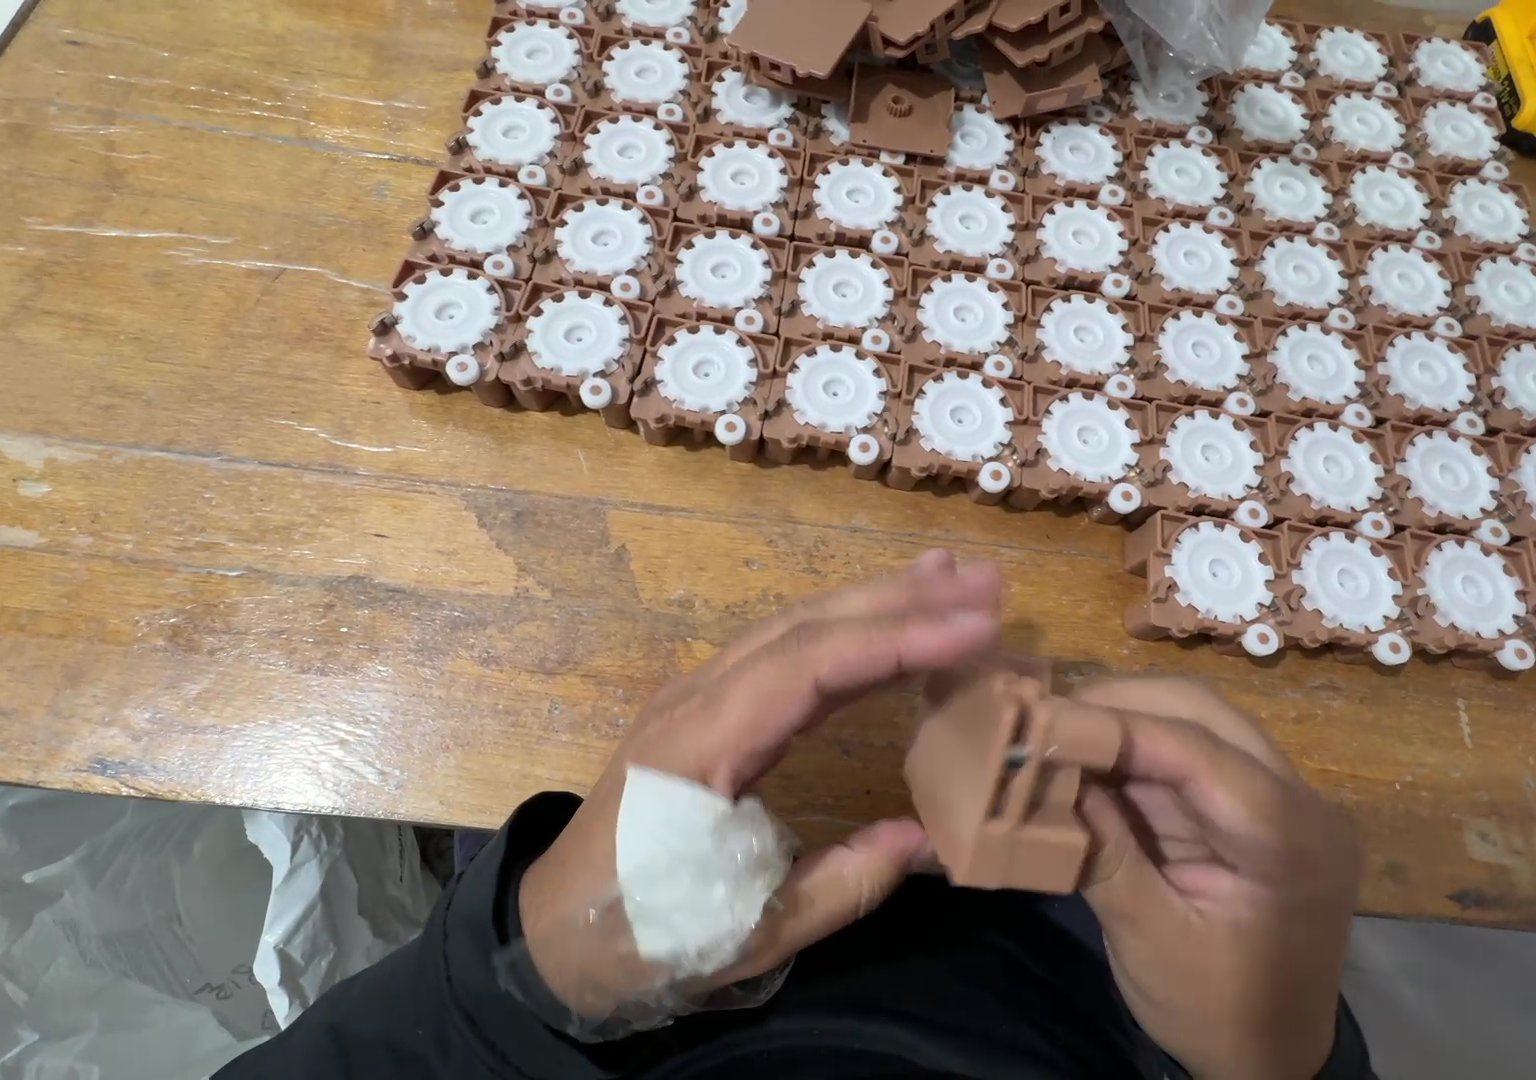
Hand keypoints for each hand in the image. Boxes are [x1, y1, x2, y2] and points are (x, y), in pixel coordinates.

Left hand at [518, 550, 1001, 1019]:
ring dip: (874, 599)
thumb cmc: (642, 933)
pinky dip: (842, 628)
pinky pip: (782, 650)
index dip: (893, 641)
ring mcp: (699, 693)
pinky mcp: (709, 703)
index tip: (974, 629)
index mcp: (701, 746)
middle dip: (898, 600)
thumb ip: (840, 885)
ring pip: (795, 626)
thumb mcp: (746, 933)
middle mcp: (698, 697)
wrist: (551, 930)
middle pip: (805, 627)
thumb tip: (925, 839)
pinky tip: (881, 620)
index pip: (806, 668)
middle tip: (984, 584)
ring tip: (950, 580)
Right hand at [1072, 678, 1358, 1079]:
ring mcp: (1277, 796)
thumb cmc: (1216, 1012)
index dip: (1114, 725)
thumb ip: (1102, 850)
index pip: (1196, 749)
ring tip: (1059, 734)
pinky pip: (1185, 745)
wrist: (1271, 1060)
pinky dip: (1131, 743)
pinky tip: (1089, 757)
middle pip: (1200, 710)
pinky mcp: (1248, 801)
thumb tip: (1047, 772)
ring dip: (1121, 716)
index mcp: (1290, 841)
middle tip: (1046, 720)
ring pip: (1192, 715)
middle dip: (1116, 704)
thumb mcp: (1148, 939)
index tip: (1042, 719)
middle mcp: (1298, 800)